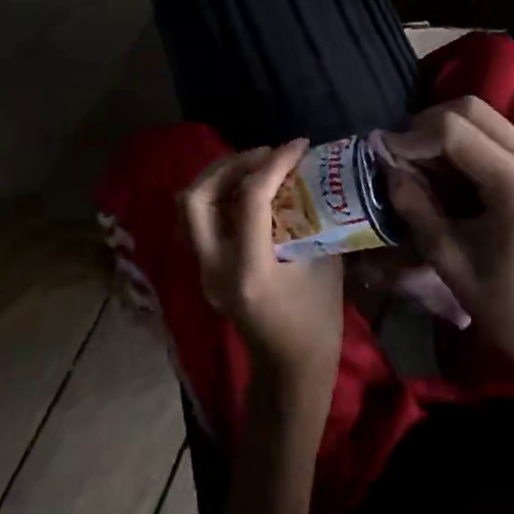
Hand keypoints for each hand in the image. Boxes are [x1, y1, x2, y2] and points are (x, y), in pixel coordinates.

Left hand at [180, 140, 344, 377]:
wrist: (290, 368)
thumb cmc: (317, 320)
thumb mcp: (324, 263)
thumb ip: (311, 216)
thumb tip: (312, 172)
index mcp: (249, 272)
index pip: (248, 199)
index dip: (273, 163)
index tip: (298, 145)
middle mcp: (214, 268)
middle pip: (197, 197)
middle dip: (229, 165)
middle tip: (265, 154)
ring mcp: (202, 271)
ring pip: (189, 206)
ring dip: (219, 177)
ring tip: (256, 165)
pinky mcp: (202, 270)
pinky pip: (198, 220)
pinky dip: (218, 195)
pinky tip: (248, 189)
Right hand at [382, 97, 513, 372]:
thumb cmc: (504, 303)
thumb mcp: (446, 256)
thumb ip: (414, 204)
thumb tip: (385, 165)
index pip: (456, 131)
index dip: (412, 137)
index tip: (384, 155)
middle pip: (472, 109)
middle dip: (427, 124)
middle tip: (401, 153)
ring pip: (483, 117)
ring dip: (443, 130)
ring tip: (419, 161)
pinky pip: (495, 134)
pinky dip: (462, 141)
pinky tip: (445, 169)